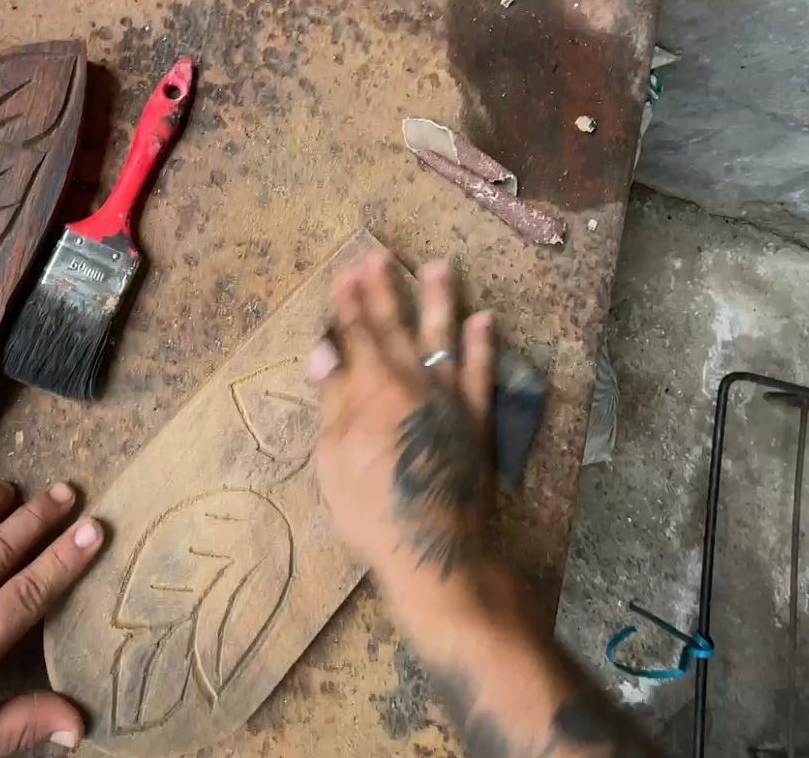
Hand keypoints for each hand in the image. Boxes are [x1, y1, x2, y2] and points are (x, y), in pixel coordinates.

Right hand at [310, 253, 627, 756]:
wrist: (436, 553)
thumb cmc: (372, 510)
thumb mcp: (333, 458)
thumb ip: (334, 399)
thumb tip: (324, 349)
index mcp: (373, 392)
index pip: (356, 335)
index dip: (348, 304)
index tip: (343, 273)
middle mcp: (413, 384)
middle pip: (394, 327)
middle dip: (383, 290)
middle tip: (377, 256)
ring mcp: (450, 399)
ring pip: (441, 338)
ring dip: (438, 300)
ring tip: (439, 265)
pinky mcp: (476, 419)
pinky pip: (482, 375)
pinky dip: (483, 346)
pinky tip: (484, 318)